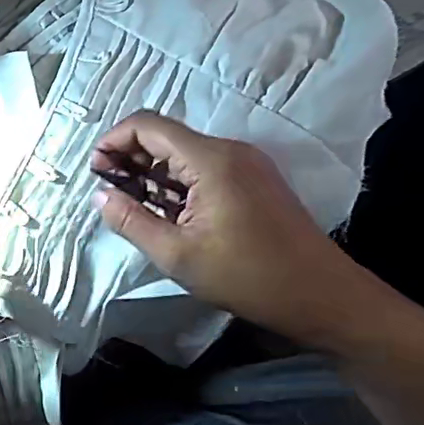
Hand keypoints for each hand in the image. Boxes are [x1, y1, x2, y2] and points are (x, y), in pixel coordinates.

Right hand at [90, 111, 370, 346]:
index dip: (113, 141)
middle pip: (163, 135)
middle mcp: (229, 151)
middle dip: (128, 156)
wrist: (326, 299)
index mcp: (210, 161)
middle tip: (109, 190)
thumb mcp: (176, 255)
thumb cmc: (249, 277)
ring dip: (149, 171)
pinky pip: (201, 167)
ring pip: (180, 152)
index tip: (97, 172)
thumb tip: (100, 196)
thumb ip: (131, 220)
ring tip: (132, 204)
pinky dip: (174, 181)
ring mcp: (244, 164)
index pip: (146, 125)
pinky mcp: (252, 180)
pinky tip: (165, 210)